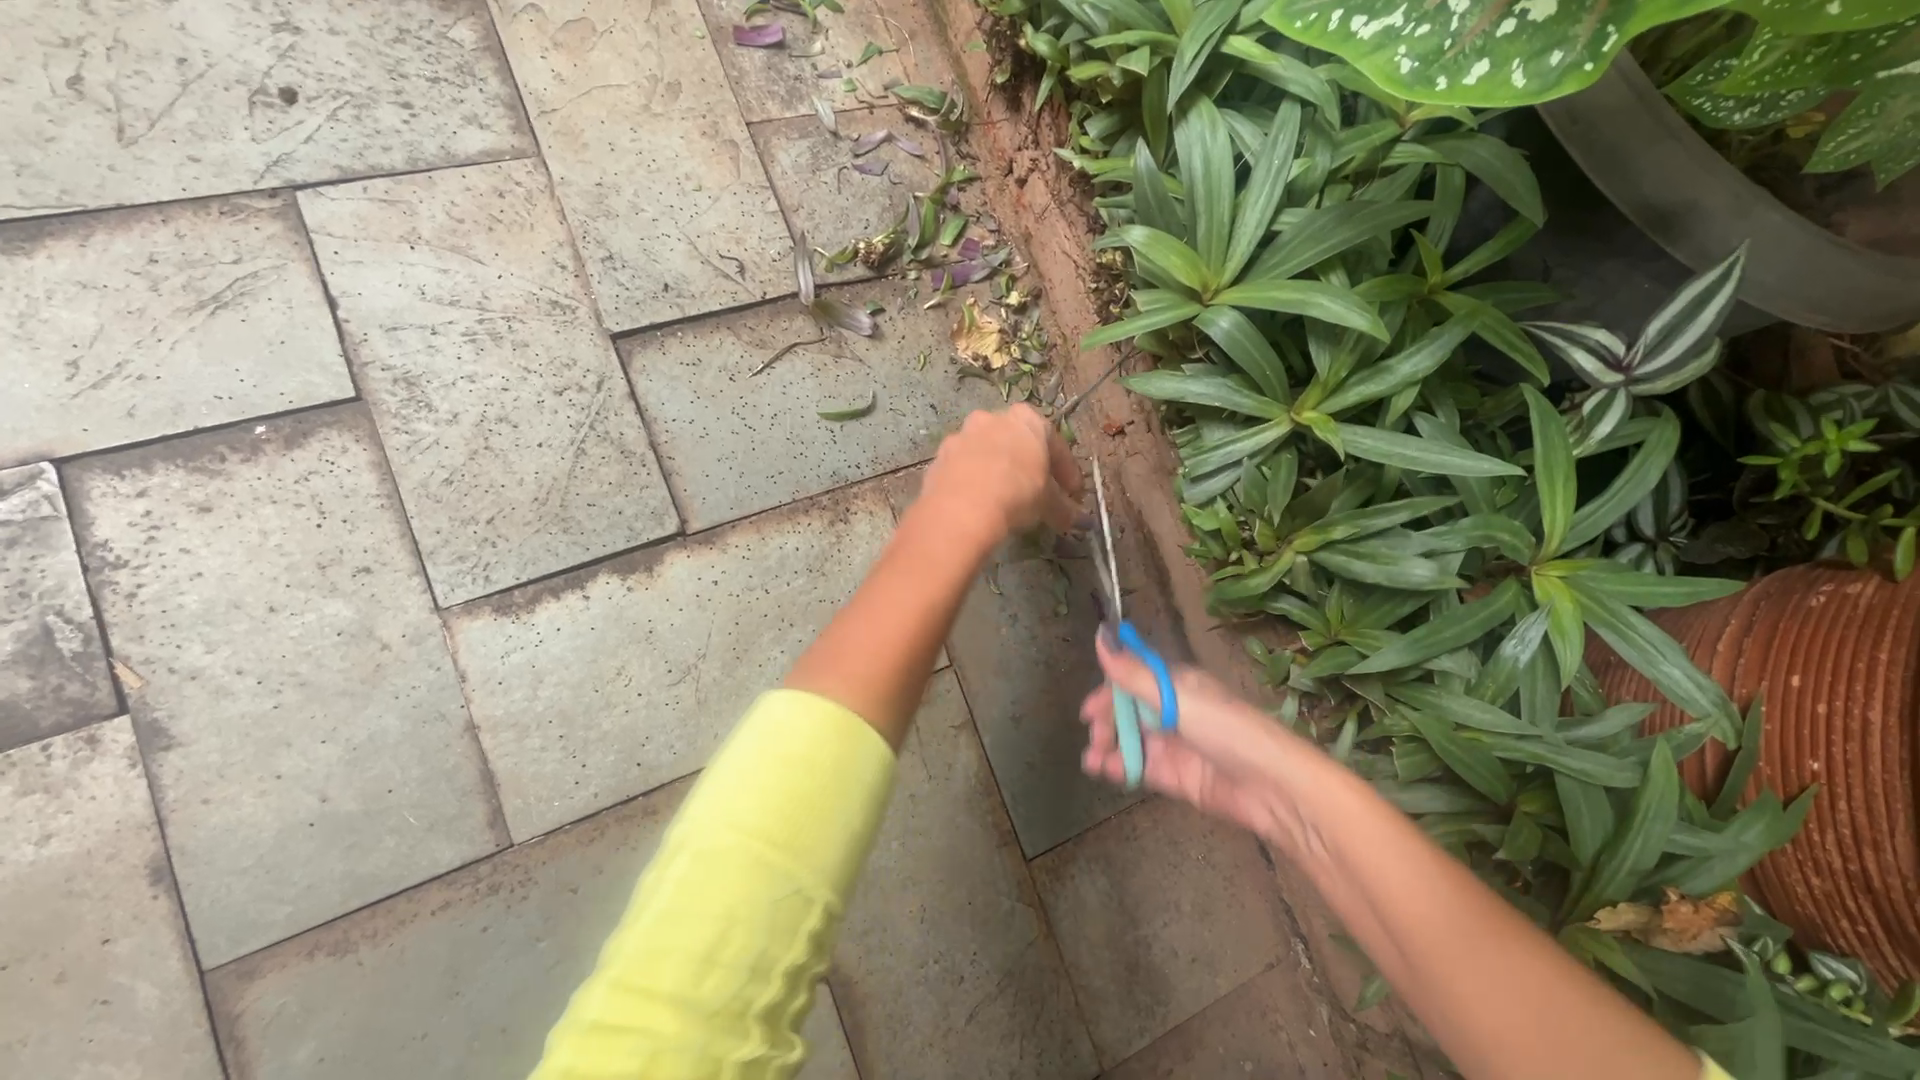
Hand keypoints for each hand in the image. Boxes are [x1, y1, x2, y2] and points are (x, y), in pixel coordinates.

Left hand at [919, 405, 1081, 548]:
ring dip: (998, 471)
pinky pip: (964, 468)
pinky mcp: (939, 456)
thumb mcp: (1048, 503)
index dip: (1067, 471)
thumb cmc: (1016, 493)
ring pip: (987, 452)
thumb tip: (1077, 520)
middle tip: (1039, 493)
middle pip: (1018, 442)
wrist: (961, 507)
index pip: (1055, 443)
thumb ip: (1064, 508)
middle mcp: (993, 418)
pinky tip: (980, 503)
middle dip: (1030, 466)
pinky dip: (974, 481)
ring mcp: (962, 435)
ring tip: (1006, 499)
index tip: (1073, 493)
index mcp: (1027, 420)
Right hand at [1080, 633, 1321, 851]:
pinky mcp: (1179, 777)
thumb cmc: (1227, 730)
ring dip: (1109, 748)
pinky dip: (1122, 768)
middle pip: (1130, 712)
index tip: (1088, 711)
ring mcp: (1177, 746)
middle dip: (1107, 723)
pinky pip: (1143, 768)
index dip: (1109, 693)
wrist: (1272, 787)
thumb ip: (1134, 673)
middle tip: (1095, 738)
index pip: (1134, 680)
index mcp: (1179, 685)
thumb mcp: (1177, 697)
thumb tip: (1100, 634)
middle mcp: (1176, 711)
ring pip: (1132, 741)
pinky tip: (1107, 772)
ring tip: (1092, 761)